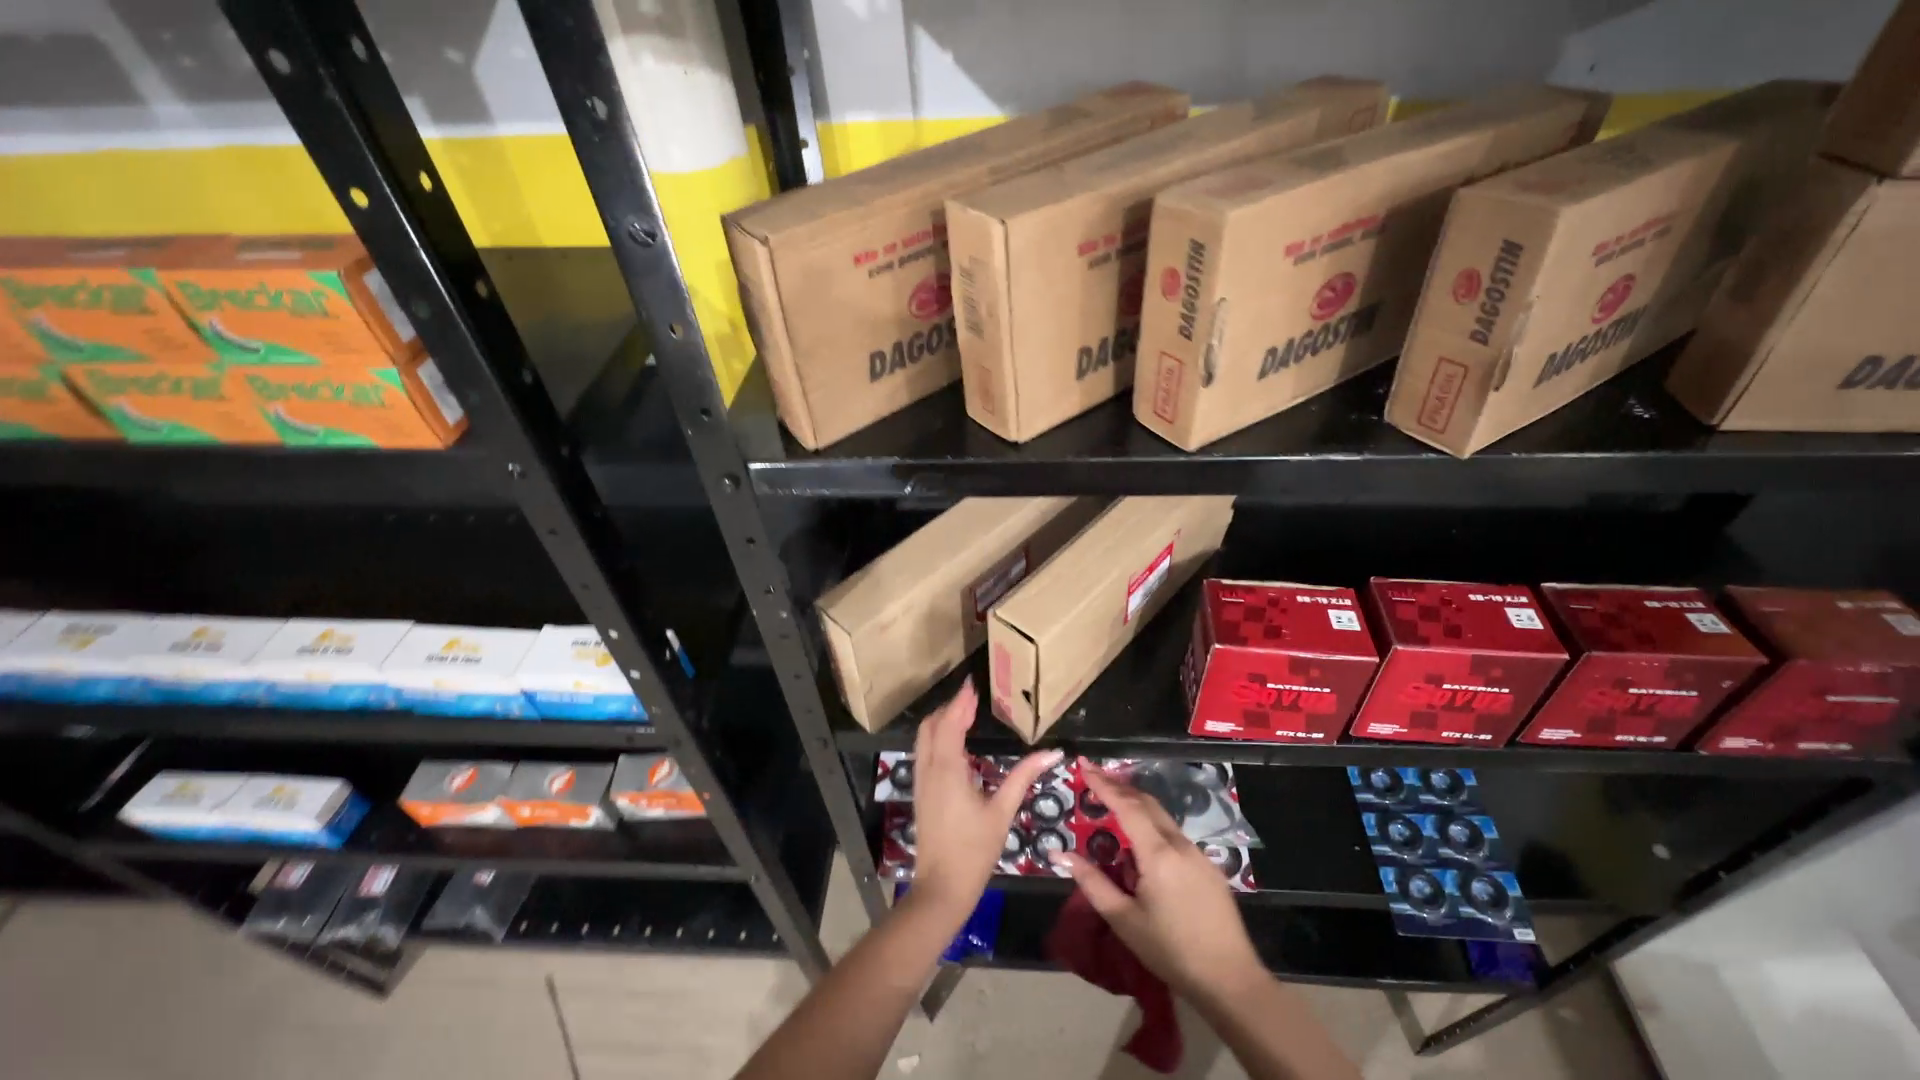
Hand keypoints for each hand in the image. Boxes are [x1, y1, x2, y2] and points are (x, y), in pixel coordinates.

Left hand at [908, 678, 1061, 922]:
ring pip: (924, 739)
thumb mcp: (1003, 811)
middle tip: (972, 698)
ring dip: (941, 721)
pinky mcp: (921, 793)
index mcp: (948, 769)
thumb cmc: (974, 850)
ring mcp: (921, 781)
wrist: (942, 887)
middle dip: (950, 708)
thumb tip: (1053, 752)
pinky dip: (936, 738)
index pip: (950, 723)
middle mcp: (929, 769)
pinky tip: (955, 744)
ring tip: (964, 713)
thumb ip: (1024, 777)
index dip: (961, 702)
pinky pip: (924, 753)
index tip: (973, 684)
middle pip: (931, 726)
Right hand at [1056, 762, 1263, 1004]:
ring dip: (1137, 805)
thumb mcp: (1123, 919)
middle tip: (1094, 776)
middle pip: (1148, 804)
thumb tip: (1061, 855)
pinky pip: (1175, 836)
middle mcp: (1181, 845)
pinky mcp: (1209, 869)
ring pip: (1163, 819)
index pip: (1127, 806)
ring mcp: (1199, 855)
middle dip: (1120, 787)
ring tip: (1112, 803)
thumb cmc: (1170, 950)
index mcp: (1158, 853)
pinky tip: (1141, 840)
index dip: (1104, 784)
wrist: (1229, 978)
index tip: (1084, 765)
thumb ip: (1092, 882)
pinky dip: (1153, 825)